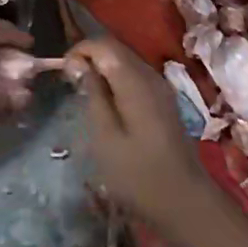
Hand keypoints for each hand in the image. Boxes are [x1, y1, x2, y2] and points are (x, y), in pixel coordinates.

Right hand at [65, 38, 219, 232]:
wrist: (185, 201)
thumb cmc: (138, 175)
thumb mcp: (106, 138)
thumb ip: (92, 95)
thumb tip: (76, 62)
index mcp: (136, 81)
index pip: (105, 45)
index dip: (81, 50)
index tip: (62, 70)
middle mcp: (151, 75)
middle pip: (117, 49)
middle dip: (91, 56)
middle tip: (69, 80)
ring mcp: (161, 87)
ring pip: (127, 61)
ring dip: (103, 67)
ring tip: (83, 91)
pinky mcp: (164, 100)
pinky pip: (136, 76)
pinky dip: (117, 79)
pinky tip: (106, 102)